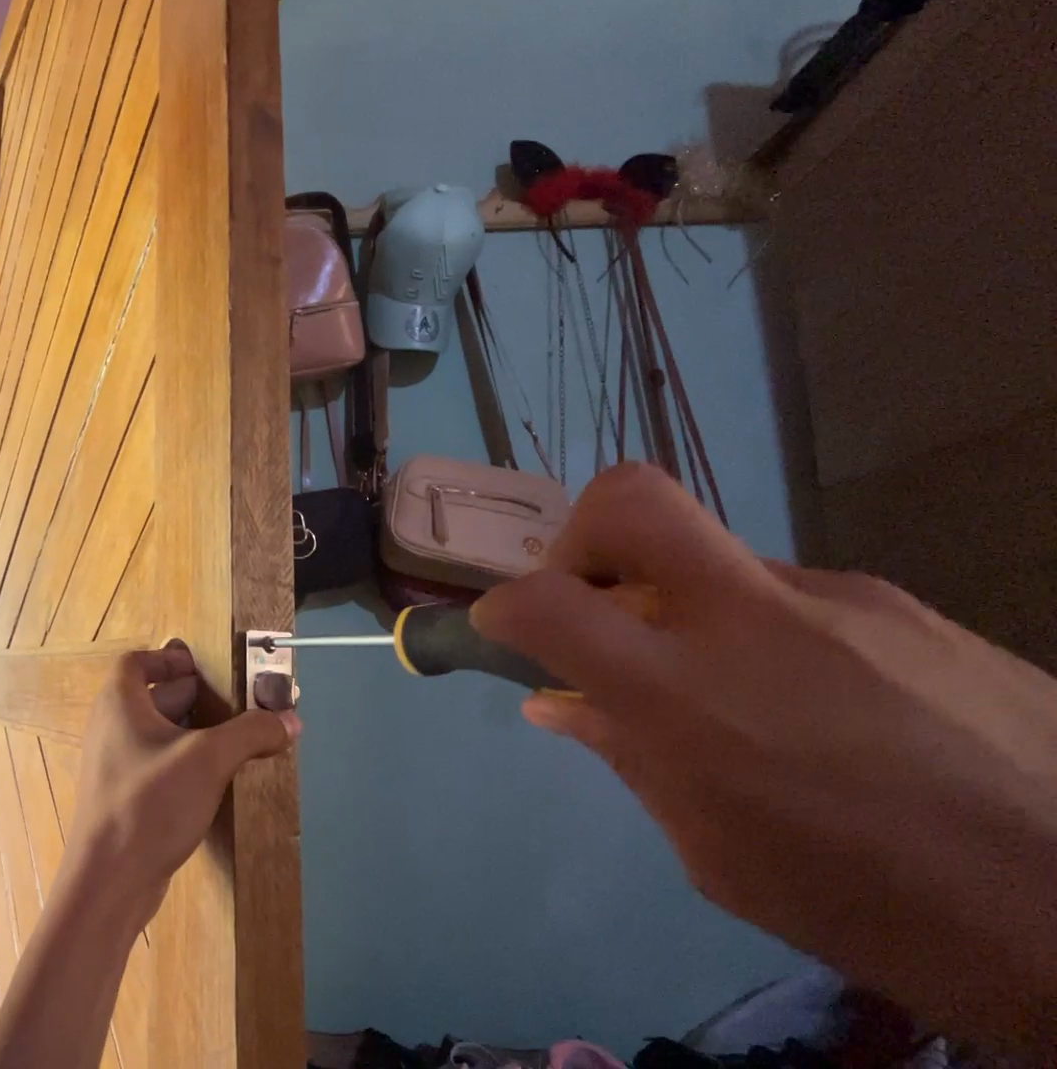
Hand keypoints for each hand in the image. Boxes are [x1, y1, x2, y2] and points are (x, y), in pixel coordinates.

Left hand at [0, 643, 299, 1068]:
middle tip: (240, 705)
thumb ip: (251, 733)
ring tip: (239, 742)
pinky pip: (159, 766)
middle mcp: (111, 728)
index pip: (136, 662)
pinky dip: (187, 764)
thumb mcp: (209, 759)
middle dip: (198, 698)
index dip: (168, 657)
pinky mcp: (126, 799)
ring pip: (160, 735)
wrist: (109, 880)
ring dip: (197, 734)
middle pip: (155, 697)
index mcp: (119, 704)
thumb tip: (291, 720)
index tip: (202, 666)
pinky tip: (218, 781)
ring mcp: (116, 766)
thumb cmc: (150, 803)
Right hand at [472, 463, 1056, 1051]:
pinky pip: (795, 596)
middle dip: (580, 536)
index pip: (545, 601)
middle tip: (590, 600)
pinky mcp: (909, 607)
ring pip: (717, 560)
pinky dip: (763, 632)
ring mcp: (841, 599)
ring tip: (733, 693)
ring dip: (685, 606)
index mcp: (687, 699)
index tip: (500, 630)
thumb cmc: (876, 910)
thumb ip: (631, 758)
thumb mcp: (716, 855)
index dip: (500, 605)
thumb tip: (564, 704)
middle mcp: (753, 620)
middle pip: (631, 499)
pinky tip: (817, 705)